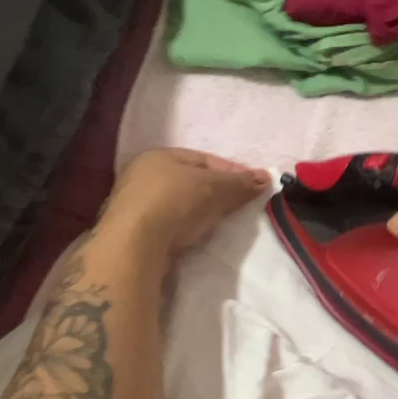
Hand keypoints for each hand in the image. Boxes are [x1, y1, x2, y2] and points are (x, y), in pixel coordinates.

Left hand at [100, 148, 271, 256]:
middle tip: (238, 205)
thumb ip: (240, 183)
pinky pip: (167, 223)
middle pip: (189, 180)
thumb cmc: (175, 202)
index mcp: (160, 155)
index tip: (253, 187)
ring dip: (199, 211)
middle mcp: (143, 174)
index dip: (232, 171)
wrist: (135, 243)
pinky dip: (184, 227)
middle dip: (216, 191)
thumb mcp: (214, 188)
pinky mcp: (133, 230)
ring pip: (177, 203)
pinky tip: (195, 236)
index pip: (204, 159)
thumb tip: (265, 178)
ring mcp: (134, 203)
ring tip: (219, 223)